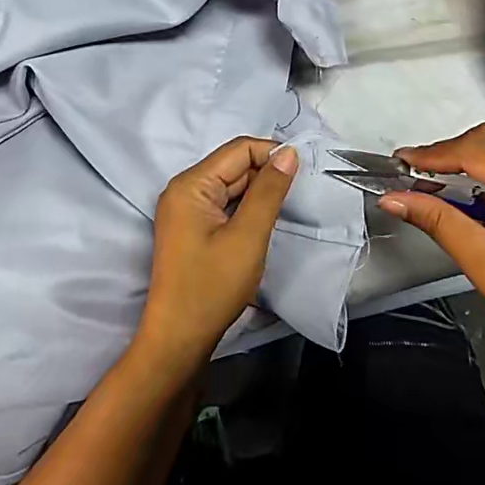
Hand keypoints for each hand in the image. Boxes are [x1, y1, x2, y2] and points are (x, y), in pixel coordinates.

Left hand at [136, 137, 298, 369]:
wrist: (179, 335)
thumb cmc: (212, 286)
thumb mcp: (248, 236)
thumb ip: (269, 191)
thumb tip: (288, 154)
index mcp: (190, 184)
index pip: (237, 150)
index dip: (272, 154)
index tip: (304, 171)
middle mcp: (183, 189)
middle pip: (232, 166)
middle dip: (266, 174)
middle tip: (300, 194)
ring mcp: (184, 209)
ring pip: (230, 186)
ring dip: (257, 193)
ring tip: (286, 209)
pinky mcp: (190, 227)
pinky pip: (222, 204)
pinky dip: (245, 208)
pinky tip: (263, 222)